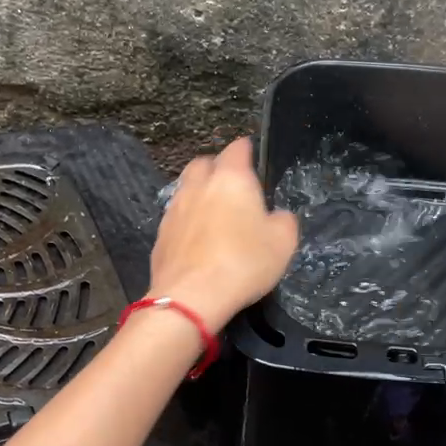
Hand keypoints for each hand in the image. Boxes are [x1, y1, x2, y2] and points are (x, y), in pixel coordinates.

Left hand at [147, 137, 299, 328]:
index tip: (251, 156)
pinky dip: (188, 221)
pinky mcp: (161, 235)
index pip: (237, 149)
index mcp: (231, 179)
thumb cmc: (243, 263)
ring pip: (187, 189)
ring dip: (200, 195)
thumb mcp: (283, 242)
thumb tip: (276, 216)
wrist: (192, 296)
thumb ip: (283, 221)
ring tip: (214, 213)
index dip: (246, 150)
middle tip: (232, 186)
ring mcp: (175, 209)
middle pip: (204, 163)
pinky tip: (198, 240)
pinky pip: (177, 218)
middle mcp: (199, 186)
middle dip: (217, 168)